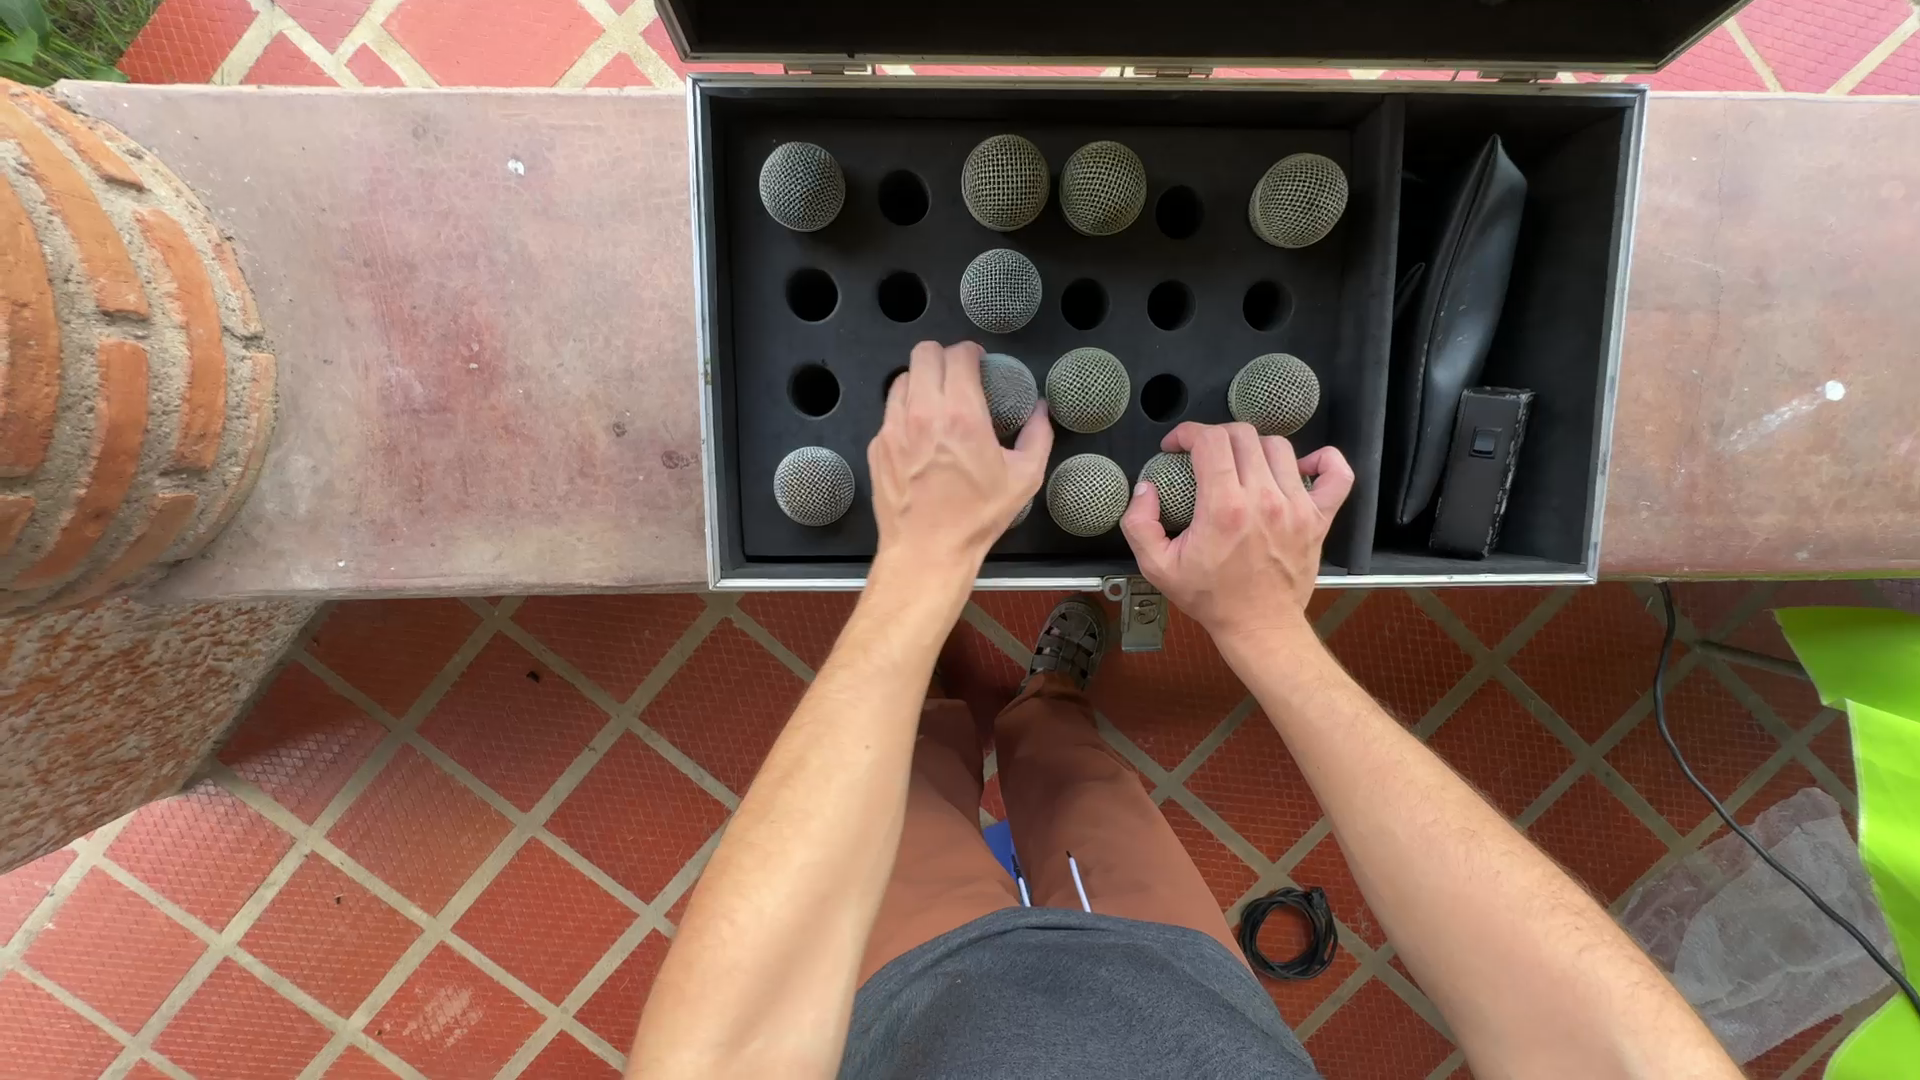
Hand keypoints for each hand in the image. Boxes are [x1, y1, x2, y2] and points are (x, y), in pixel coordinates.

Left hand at [868, 341, 1051, 572]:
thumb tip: (1041, 409)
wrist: (927, 550)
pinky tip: (921, 433)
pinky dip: (906, 411)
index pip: (958, 355)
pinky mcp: (878, 446)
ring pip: (902, 379)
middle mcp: (922, 413)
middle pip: (923, 353)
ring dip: (921, 380)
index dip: (971, 352)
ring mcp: (893, 428)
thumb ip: (1038, 435)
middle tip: (957, 374)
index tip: (979, 362)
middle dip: (943, 356)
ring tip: (936, 399)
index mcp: (961, 414)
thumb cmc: (977, 517)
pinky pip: (890, 412)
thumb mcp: (1024, 478)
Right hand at [1120, 422, 1353, 636]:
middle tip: (1202, 456)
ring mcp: (1297, 507)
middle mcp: (1264, 500)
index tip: (1176, 446)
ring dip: (1253, 447)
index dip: (1187, 433)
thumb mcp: (1157, 567)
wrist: (1258, 626)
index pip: (1211, 441)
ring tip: (1239, 465)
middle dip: (1215, 436)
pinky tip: (1298, 467)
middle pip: (1243, 435)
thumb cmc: (1209, 597)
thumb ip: (1139, 524)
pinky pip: (1336, 473)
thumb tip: (1146, 488)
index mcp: (1224, 508)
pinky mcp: (1320, 517)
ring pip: (1279, 447)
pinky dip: (1321, 461)